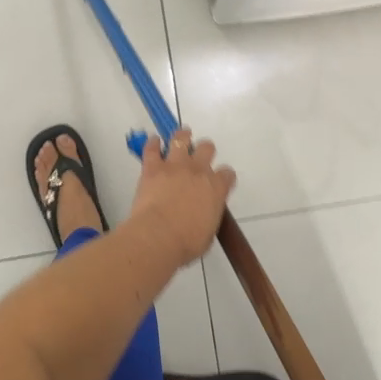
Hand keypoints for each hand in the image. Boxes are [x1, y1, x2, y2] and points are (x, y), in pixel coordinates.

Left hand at [126, 129, 235, 266]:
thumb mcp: (208, 234)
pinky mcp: (153, 167)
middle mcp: (199, 171)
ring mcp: (175, 165)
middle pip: (207, 147)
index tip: (220, 181)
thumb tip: (203, 216)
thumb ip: (208, 218)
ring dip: (182, 136)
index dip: (224, 176)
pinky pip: (152, 148)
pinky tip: (153, 142)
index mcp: (216, 188)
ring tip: (181, 137)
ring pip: (181, 138)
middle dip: (204, 150)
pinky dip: (153, 143)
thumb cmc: (186, 243)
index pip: (227, 173)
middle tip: (198, 157)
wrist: (158, 237)